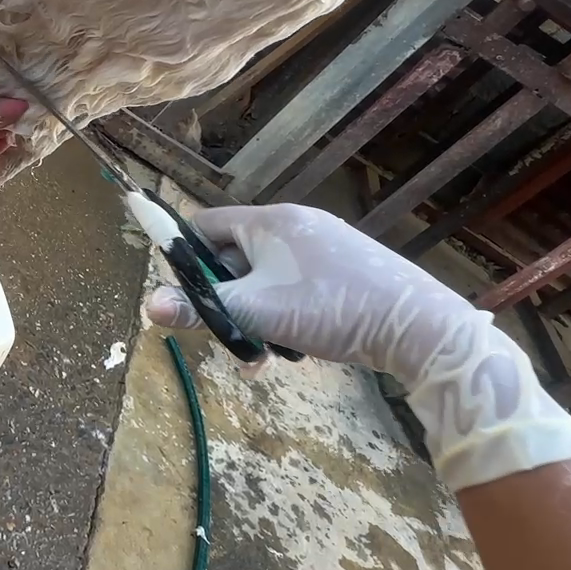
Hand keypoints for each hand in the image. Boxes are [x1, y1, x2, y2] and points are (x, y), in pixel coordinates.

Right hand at [145, 204, 570, 490]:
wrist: (422, 327)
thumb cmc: (329, 308)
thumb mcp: (254, 312)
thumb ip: (199, 308)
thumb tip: (148, 306)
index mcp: (269, 221)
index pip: (204, 225)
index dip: (187, 258)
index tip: (191, 296)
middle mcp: (296, 222)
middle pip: (233, 254)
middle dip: (224, 296)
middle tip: (229, 331)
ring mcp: (325, 242)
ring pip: (265, 275)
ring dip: (254, 311)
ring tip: (265, 348)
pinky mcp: (348, 266)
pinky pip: (295, 282)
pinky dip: (285, 311)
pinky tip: (296, 344)